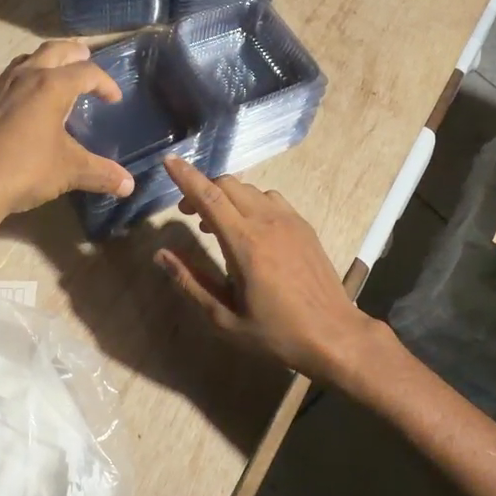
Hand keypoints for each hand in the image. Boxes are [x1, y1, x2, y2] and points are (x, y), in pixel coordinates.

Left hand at [0, 41, 135, 228]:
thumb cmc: (22, 170)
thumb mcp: (67, 171)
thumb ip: (100, 173)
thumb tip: (128, 185)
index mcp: (51, 86)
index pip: (86, 72)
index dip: (104, 82)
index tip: (114, 98)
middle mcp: (24, 77)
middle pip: (54, 51)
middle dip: (73, 53)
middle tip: (86, 58)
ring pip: (26, 60)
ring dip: (45, 61)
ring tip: (55, 74)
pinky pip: (7, 79)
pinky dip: (24, 80)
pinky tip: (24, 104)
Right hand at [154, 156, 383, 383]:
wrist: (334, 335)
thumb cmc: (276, 333)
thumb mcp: (225, 318)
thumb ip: (191, 282)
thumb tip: (161, 255)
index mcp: (244, 243)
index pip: (208, 196)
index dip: (186, 176)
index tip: (168, 160)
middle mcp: (267, 221)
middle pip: (227, 185)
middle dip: (202, 189)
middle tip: (188, 213)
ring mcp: (289, 220)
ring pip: (249, 190)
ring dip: (226, 196)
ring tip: (217, 225)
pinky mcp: (303, 225)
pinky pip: (270, 198)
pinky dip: (250, 202)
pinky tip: (250, 229)